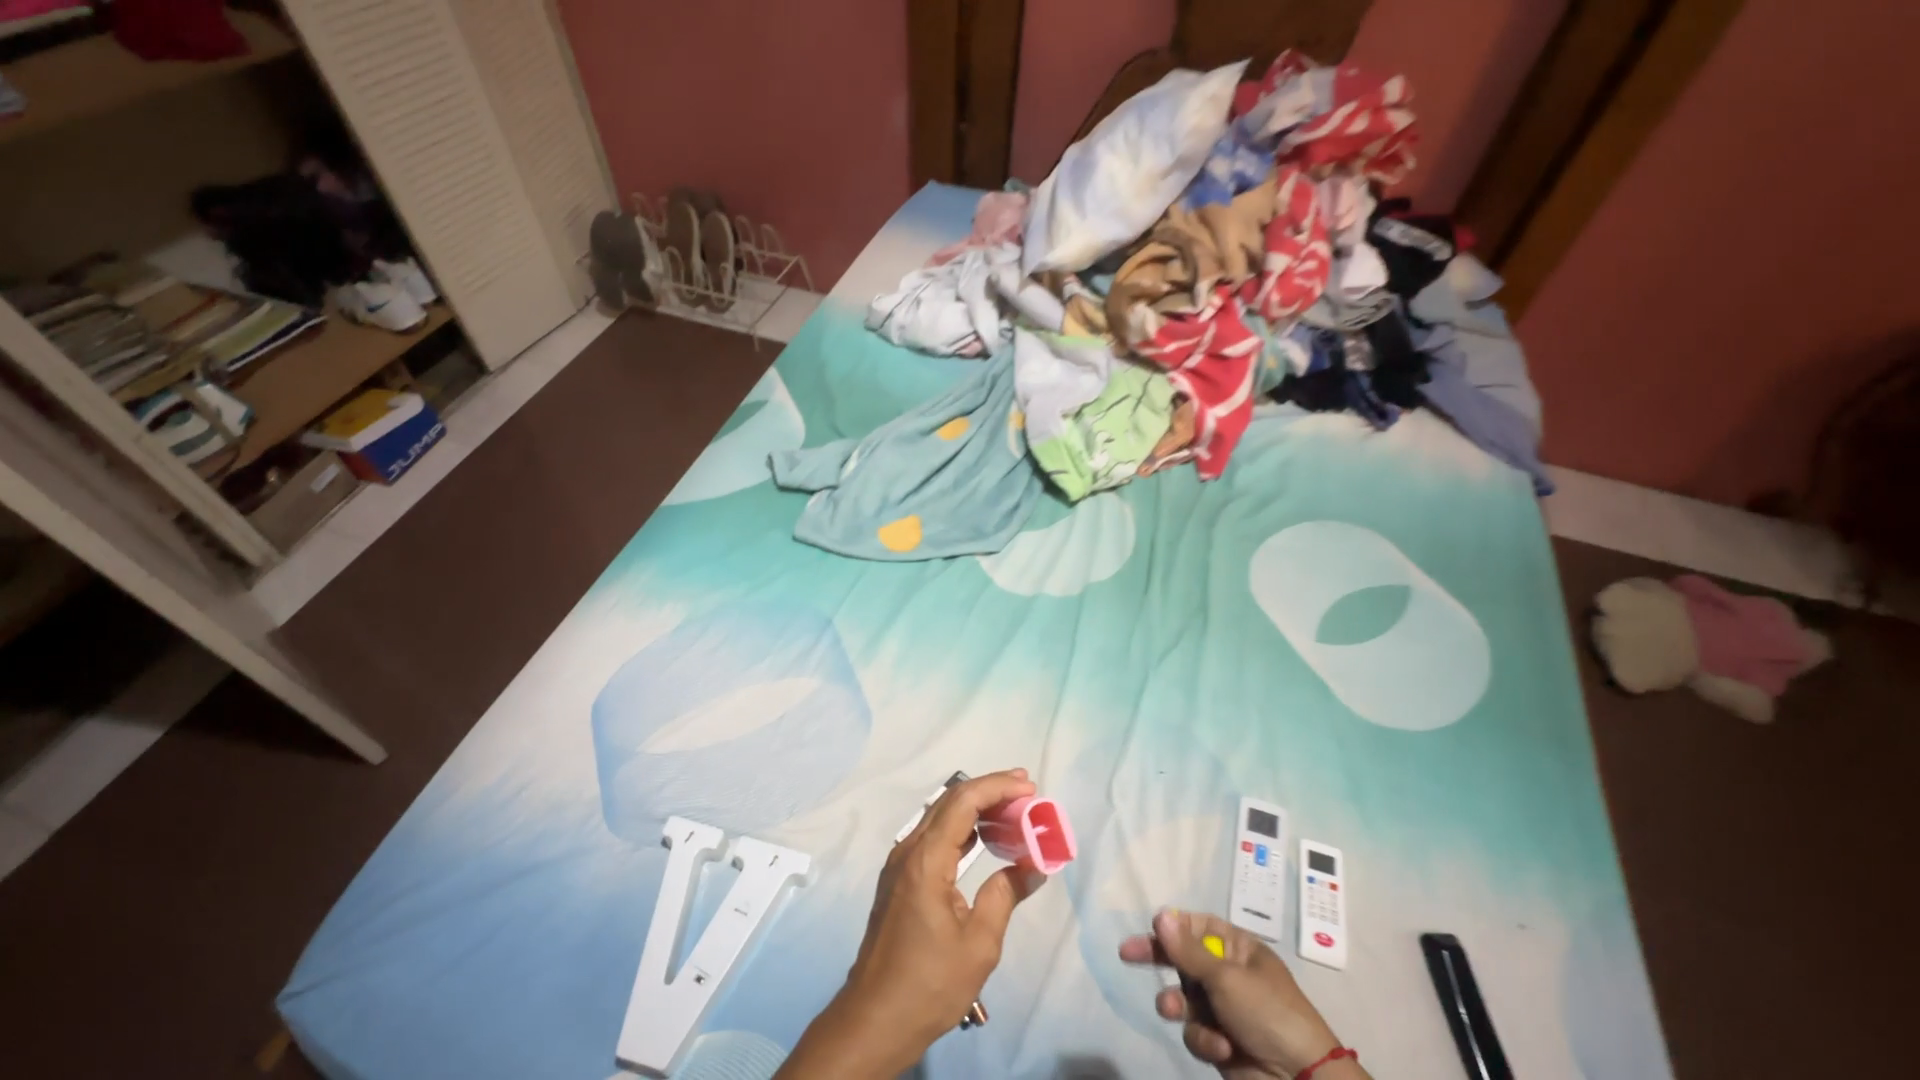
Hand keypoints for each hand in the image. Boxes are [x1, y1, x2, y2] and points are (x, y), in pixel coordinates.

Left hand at [776, 770, 1044, 1078]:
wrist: (876, 1018)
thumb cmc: (930, 983)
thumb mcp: (980, 943)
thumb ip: (1006, 895)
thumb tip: (1033, 866)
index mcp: (925, 861)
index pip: (962, 802)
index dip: (997, 787)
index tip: (1029, 787)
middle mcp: (908, 853)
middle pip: (949, 802)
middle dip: (989, 791)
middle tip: (1027, 792)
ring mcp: (900, 866)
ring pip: (940, 818)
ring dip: (975, 809)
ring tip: (1013, 812)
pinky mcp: (900, 881)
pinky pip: (933, 839)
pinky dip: (962, 831)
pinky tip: (984, 840)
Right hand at [1119, 910, 1360, 1078]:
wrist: (1297, 1078)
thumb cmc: (1266, 1012)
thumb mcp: (1225, 977)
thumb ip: (1187, 951)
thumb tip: (1160, 914)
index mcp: (1238, 950)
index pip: (1198, 927)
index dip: (1172, 926)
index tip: (1147, 929)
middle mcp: (1229, 974)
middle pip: (1184, 959)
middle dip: (1160, 961)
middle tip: (1126, 955)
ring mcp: (1223, 1008)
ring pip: (1183, 998)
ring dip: (1180, 1006)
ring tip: (1177, 1012)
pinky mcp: (1218, 1040)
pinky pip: (1194, 1030)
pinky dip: (1204, 1039)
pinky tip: (1221, 1047)